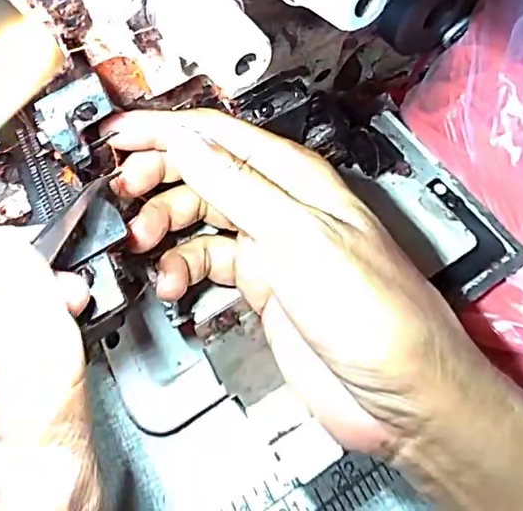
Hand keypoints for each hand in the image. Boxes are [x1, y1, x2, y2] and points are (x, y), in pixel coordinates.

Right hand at [101, 110, 522, 510]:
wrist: (403, 394)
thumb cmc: (374, 309)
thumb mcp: (298, 238)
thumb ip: (237, 187)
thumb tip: (187, 142)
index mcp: (292, 175)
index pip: (217, 134)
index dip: (165, 129)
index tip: (119, 133)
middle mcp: (277, 201)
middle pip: (203, 170)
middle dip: (159, 174)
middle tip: (121, 190)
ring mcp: (268, 242)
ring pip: (200, 215)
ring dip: (165, 223)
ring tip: (142, 241)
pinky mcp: (261, 283)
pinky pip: (207, 262)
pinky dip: (182, 267)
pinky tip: (172, 282)